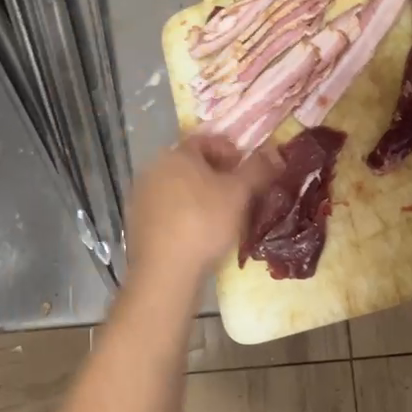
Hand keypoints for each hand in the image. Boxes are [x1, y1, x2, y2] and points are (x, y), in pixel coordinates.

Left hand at [124, 136, 281, 285]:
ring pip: (179, 188)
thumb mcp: (240, 193)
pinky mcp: (137, 223)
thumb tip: (274, 152)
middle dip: (217, 174)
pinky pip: (168, 210)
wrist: (165, 271)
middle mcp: (153, 169)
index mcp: (176, 154)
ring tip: (223, 214)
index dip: (231, 151)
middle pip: (191, 164)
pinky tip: (200, 232)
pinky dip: (186, 214)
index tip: (248, 169)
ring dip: (201, 195)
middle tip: (239, 192)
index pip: (207, 140)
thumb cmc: (204, 222)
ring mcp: (141, 197)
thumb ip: (258, 169)